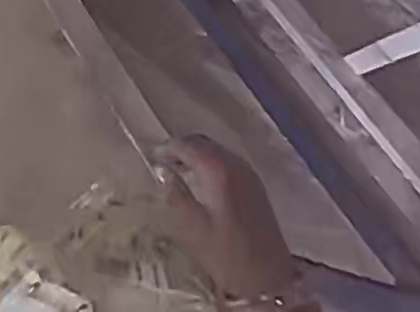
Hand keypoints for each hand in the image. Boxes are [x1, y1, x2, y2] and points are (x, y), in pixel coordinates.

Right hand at [152, 135, 302, 306]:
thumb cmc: (226, 254)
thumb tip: (162, 170)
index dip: (167, 148)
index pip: (187, 145)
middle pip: (202, 142)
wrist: (267, 277)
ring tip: (179, 170)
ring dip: (196, 154)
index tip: (152, 157)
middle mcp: (233, 161)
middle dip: (181, 148)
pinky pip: (226, 160)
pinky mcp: (254, 182)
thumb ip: (175, 193)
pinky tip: (203, 180)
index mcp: (217, 168)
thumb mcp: (192, 227)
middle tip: (164, 162)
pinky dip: (210, 162)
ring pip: (215, 149)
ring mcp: (247, 170)